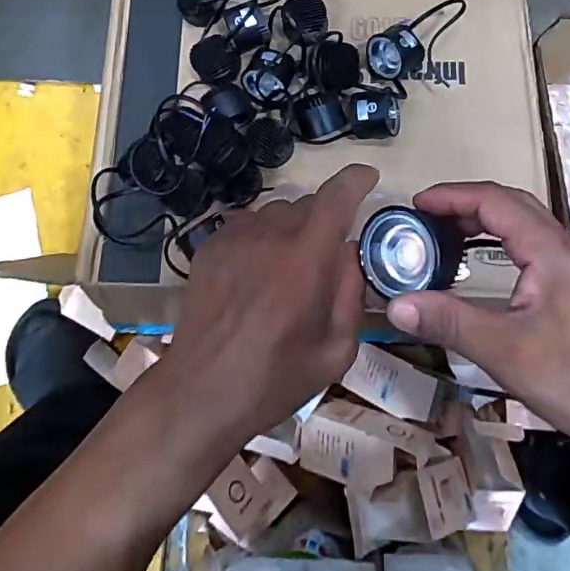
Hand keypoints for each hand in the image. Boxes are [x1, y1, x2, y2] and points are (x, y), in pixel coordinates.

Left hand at [158, 163, 377, 447]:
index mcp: (306, 259)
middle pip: (308, 204)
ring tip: (287, 269)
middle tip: (326, 256)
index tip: (368, 179)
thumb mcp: (336, 349)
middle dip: (326, 220)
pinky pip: (247, 226)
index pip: (337, 195)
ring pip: (276, 213)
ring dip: (292, 229)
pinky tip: (256, 273)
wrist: (201, 391)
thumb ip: (351, 292)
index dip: (357, 179)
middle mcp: (270, 235)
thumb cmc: (275, 378)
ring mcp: (234, 238)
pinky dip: (262, 238)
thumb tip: (350, 254)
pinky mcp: (210, 247)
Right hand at [384, 182, 569, 500]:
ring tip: (446, 240)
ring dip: (484, 223)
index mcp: (549, 249)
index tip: (414, 205)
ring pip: (524, 226)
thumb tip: (396, 305)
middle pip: (511, 204)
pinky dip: (500, 245)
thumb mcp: (508, 353)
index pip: (494, 200)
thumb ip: (450, 323)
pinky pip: (532, 248)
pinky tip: (486, 272)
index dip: (451, 196)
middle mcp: (564, 248)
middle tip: (425, 221)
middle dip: (464, 204)